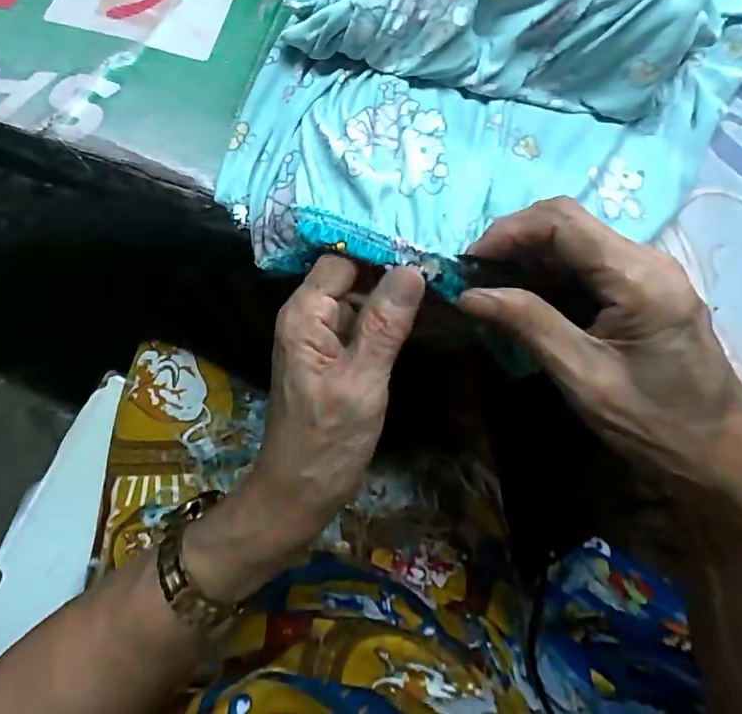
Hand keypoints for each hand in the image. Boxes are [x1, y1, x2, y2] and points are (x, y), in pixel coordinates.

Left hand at [245, 256, 424, 548]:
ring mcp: (316, 335)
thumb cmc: (328, 440)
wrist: (298, 491)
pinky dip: (383, 321)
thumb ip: (385, 324)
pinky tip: (419, 319)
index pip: (341, 260)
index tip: (425, 251)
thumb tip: (412, 269)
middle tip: (443, 272)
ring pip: (356, 299)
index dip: (379, 254)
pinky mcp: (329, 355)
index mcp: (304, 313)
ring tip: (441, 290)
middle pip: (348, 276)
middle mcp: (305, 315)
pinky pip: (357, 324)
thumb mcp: (362, 381)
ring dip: (390, 297)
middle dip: (389, 274)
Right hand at [456, 198, 741, 494]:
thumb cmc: (657, 426)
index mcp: (640, 278)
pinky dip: (545, 272)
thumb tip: (467, 294)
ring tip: (492, 290)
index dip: (506, 232)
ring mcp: (647, 271)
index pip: (560, 221)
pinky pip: (583, 261)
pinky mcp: (642, 287)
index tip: (468, 265)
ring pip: (571, 238)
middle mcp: (647, 260)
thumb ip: (528, 325)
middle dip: (512, 241)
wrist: (724, 464)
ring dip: (526, 257)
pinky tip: (525, 300)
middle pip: (564, 221)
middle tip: (475, 277)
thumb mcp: (584, 377)